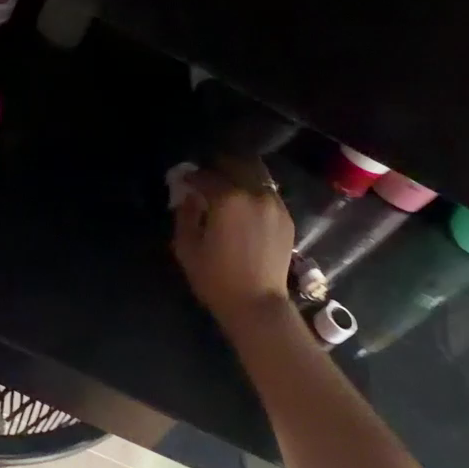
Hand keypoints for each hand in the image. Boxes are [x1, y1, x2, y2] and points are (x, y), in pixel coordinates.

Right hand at [171, 163, 295, 328]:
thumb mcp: (187, 249)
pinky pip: (268, 192)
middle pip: (235, 164)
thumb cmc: (216, 280)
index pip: (205, 175)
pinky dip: (254, 191)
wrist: (257, 304)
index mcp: (228, 199)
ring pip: (256, 174)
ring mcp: (274, 203)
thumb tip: (187, 197)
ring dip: (239, 175)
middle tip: (205, 178)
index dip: (190, 177)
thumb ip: (184, 216)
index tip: (182, 181)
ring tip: (227, 187)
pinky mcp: (286, 217)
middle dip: (217, 167)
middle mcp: (255, 193)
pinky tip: (245, 206)